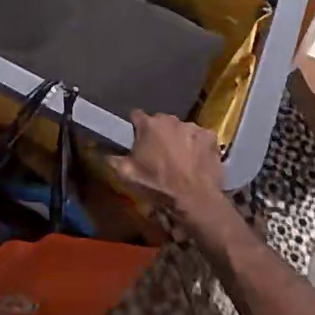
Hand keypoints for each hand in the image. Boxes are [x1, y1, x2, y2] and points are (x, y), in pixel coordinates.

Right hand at [111, 111, 230, 227]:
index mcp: (149, 125)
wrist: (194, 199)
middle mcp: (171, 120)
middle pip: (160, 121)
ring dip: (178, 139)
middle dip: (158, 133)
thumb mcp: (127, 176)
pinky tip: (196, 161)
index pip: (137, 116)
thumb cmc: (158, 186)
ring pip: (181, 129)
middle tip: (158, 153)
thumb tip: (103, 152)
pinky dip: (197, 145)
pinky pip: (200, 137)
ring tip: (180, 159)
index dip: (136, 127)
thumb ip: (113, 159)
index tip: (137, 138)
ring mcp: (193, 127)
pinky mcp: (210, 137)